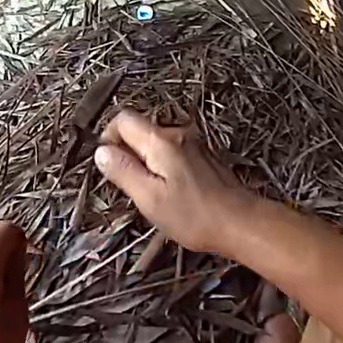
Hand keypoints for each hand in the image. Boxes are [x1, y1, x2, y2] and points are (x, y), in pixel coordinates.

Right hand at [93, 109, 263, 254]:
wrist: (240, 223)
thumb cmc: (195, 216)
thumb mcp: (149, 198)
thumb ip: (123, 171)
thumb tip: (101, 152)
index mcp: (160, 141)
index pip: (123, 119)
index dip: (109, 138)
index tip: (110, 164)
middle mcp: (177, 134)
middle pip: (139, 130)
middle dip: (128, 153)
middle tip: (132, 185)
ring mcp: (192, 143)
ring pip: (155, 143)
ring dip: (146, 162)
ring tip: (154, 193)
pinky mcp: (202, 156)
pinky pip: (172, 152)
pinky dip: (164, 167)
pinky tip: (172, 192)